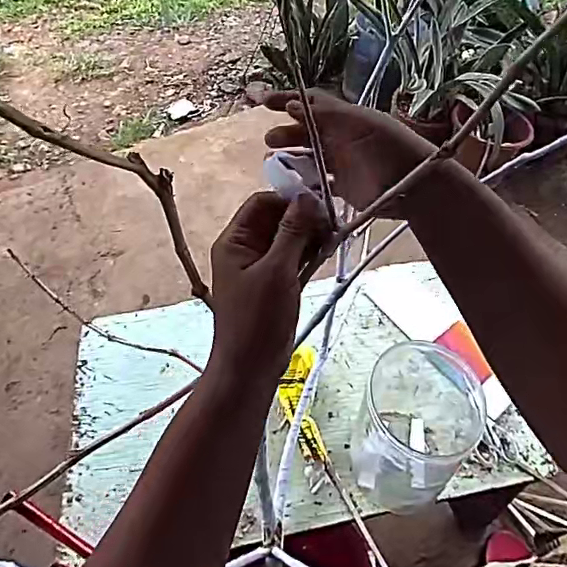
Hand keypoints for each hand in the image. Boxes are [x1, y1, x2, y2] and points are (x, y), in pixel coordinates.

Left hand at [208, 192, 322, 376]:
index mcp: (234, 241)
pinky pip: (294, 255)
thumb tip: (306, 197)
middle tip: (332, 220)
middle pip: (276, 217)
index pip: (261, 203)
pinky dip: (309, 252)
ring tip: (333, 237)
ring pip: (288, 236)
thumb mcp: (276, 271)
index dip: (288, 198)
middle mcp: (245, 248)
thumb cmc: (257, 319)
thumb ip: (292, 232)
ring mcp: (261, 265)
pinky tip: (327, 251)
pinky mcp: (276, 280)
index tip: (319, 201)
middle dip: (303, 216)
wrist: (251, 368)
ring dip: (309, 233)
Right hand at [263, 90, 436, 216]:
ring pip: (308, 156)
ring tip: (272, 162)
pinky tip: (289, 185)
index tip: (263, 102)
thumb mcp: (360, 124)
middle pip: (306, 130)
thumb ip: (327, 114)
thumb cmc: (391, 149)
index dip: (288, 99)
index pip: (312, 103)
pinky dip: (302, 182)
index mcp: (346, 117)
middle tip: (270, 140)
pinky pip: (317, 182)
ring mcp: (342, 163)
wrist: (418, 186)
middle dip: (286, 132)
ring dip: (290, 156)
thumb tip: (292, 104)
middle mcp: (341, 137)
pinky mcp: (344, 188)